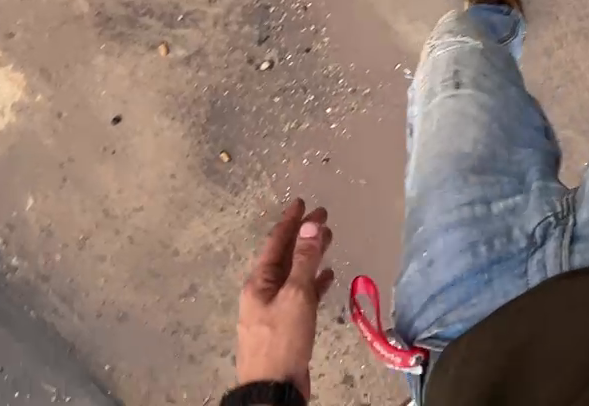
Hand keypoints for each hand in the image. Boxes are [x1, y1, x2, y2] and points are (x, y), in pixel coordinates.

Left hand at [234, 198, 334, 396]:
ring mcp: (275, 310)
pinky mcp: (287, 326)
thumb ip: (304, 260)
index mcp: (259, 282)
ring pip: (295, 274)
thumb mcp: (295, 295)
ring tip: (329, 240)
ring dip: (311, 256)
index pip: (276, 242)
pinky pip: (301, 295)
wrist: (273, 390)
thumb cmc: (282, 339)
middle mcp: (264, 292)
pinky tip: (328, 276)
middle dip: (303, 235)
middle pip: (285, 256)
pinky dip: (314, 282)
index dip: (290, 221)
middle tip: (323, 216)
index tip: (301, 201)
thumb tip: (310, 225)